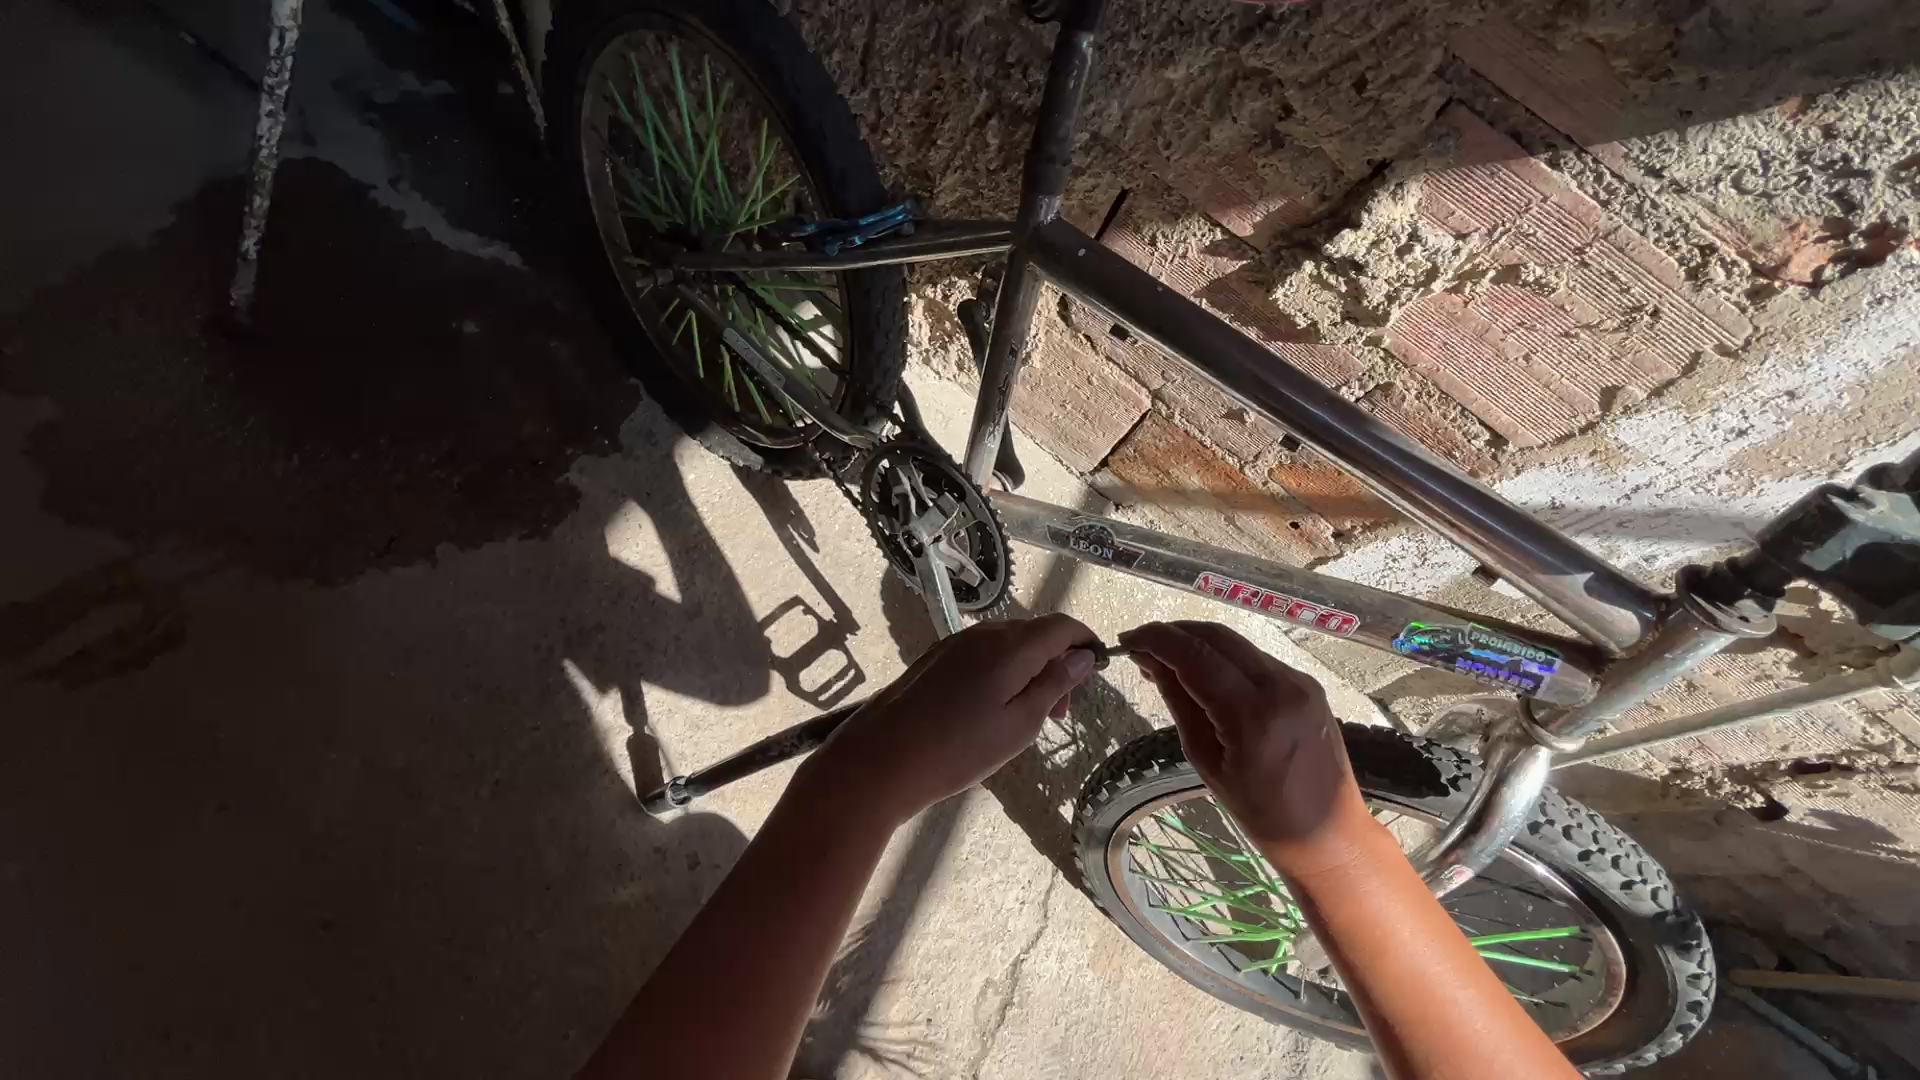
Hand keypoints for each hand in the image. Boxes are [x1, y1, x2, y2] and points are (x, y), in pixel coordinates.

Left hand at [802, 614, 1098, 825]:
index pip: (1061, 625)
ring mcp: (955, 644)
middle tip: (1060, 712)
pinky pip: (983, 654)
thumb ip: (1055, 683)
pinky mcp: (936, 658)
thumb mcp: (1021, 723)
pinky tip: (993, 709)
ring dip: (1029, 670)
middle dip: (1057, 663)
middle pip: (1034, 634)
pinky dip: (1002, 672)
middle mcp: (984, 634)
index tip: (1096, 670)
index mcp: (1011, 646)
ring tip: (1028, 716)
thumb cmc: (960, 749)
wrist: (883, 758)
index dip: (1084, 641)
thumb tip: (1082, 655)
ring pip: (1007, 644)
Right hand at [1119, 620, 1373, 877]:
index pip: (1194, 654)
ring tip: (1166, 662)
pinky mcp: (1307, 684)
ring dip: (1197, 643)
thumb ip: (1178, 702)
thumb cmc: (1260, 812)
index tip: (1127, 641)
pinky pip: (1254, 658)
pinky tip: (1204, 675)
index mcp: (1252, 713)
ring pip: (1235, 643)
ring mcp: (1299, 680)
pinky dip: (1222, 657)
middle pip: (1215, 636)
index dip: (1156, 640)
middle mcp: (1280, 685)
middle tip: (1142, 647)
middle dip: (1174, 633)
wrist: (1329, 834)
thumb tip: (1151, 662)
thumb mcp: (1205, 760)